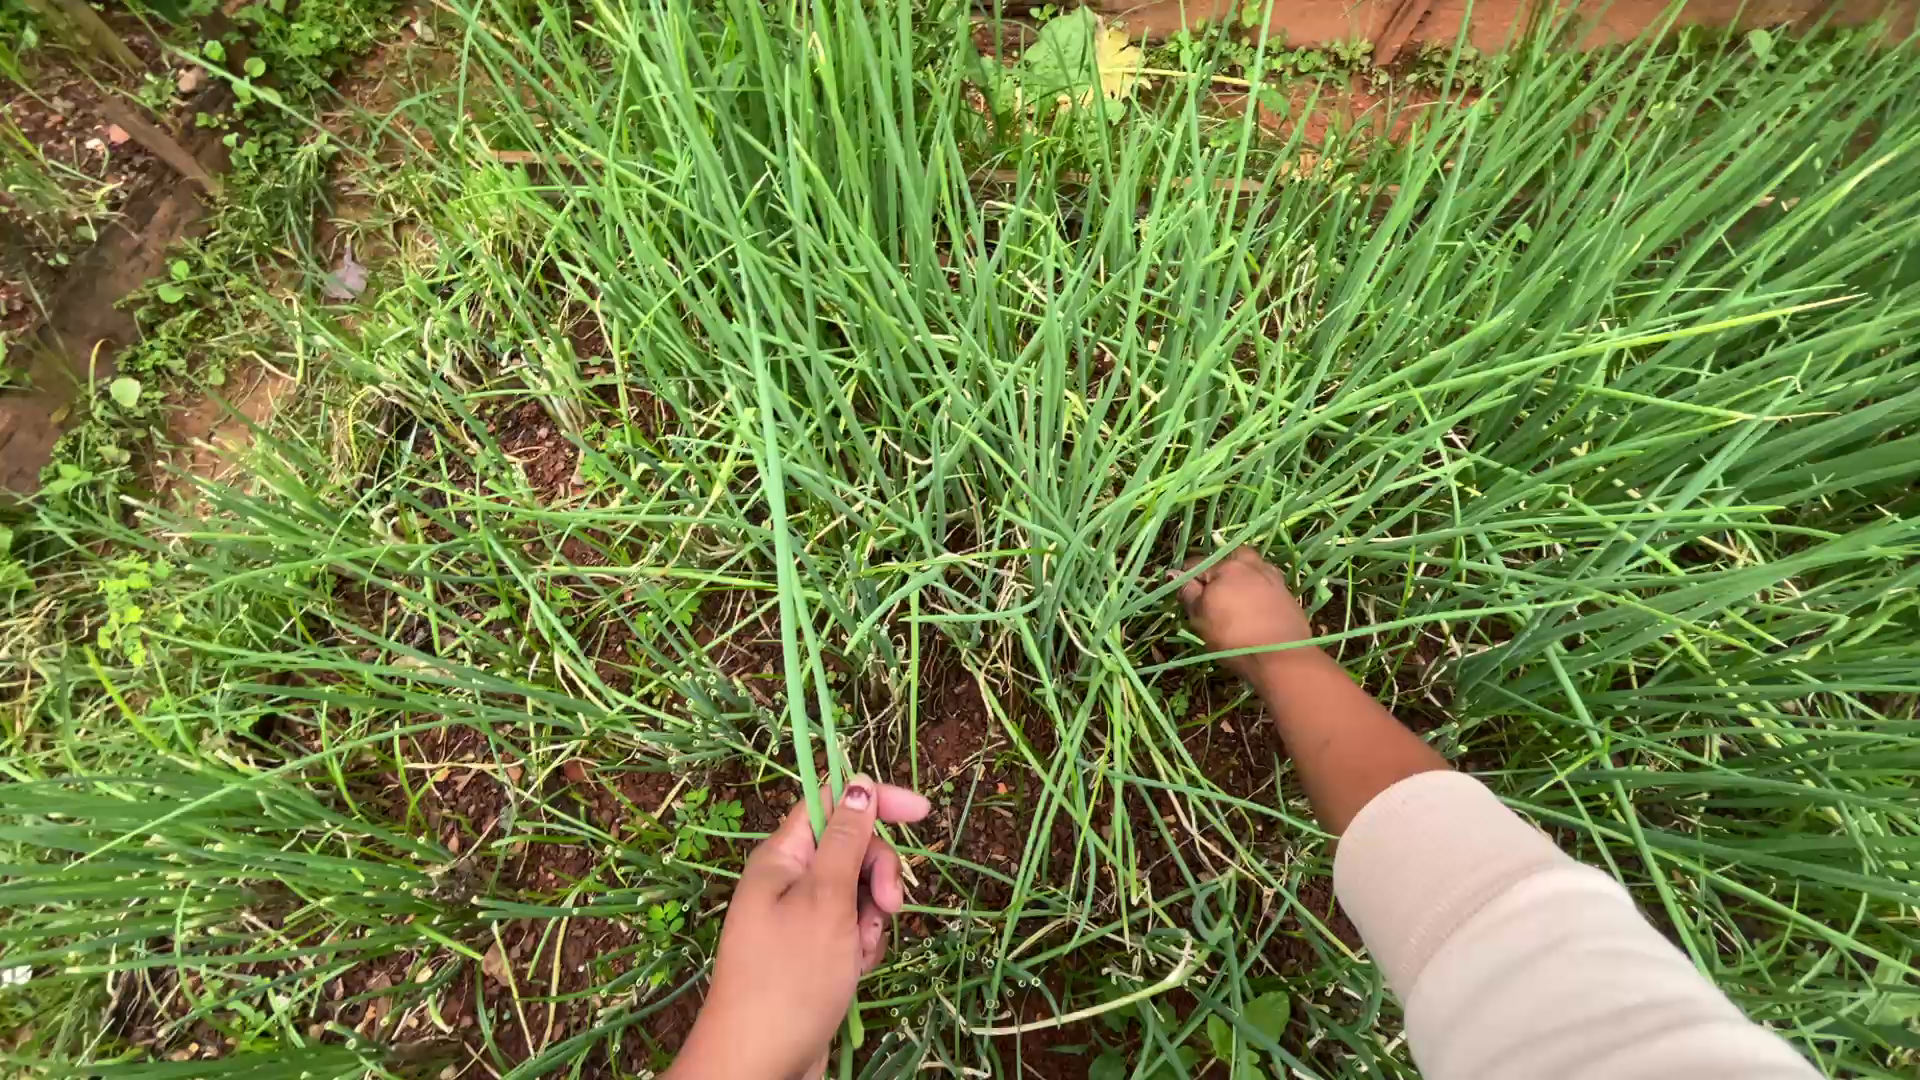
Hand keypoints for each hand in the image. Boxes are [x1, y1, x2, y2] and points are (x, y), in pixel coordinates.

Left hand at [667, 776, 930, 1079]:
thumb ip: (846, 839)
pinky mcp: (813, 951)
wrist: (757, 1072)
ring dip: (872, 916)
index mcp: (783, 856)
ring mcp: (802, 917)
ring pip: (858, 890)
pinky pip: (852, 927)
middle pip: (852, 847)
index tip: (922, 812)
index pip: (833, 801)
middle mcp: (790, 879)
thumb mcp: (826, 900)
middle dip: (879, 872)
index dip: (876, 798)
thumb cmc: (789, 978)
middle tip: (890, 905)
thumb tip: (858, 783)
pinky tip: (854, 970)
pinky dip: (862, 944)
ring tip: (859, 952)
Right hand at [1174, 545, 1318, 681]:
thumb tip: (1174, 574)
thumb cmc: (1233, 637)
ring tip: (1234, 602)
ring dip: (1240, 578)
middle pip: (1227, 560)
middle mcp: (1251, 564)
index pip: (1195, 564)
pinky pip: (1264, 584)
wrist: (1282, 658)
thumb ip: (1188, 593)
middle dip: (1217, 573)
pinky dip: (1256, 591)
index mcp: (1226, 566)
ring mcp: (1272, 577)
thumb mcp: (1200, 618)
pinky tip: (1252, 609)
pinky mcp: (1287, 593)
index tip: (1186, 598)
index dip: (1186, 580)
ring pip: (1249, 569)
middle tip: (1212, 596)